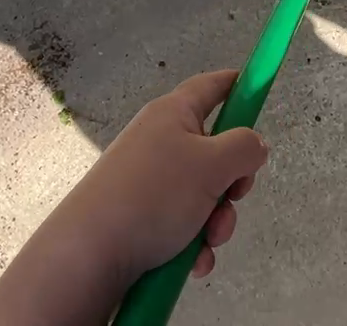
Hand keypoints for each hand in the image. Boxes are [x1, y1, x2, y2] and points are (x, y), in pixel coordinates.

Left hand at [0, 71, 267, 325]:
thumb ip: (245, 148)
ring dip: (216, 218)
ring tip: (209, 239)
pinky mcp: (138, 217)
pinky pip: (180, 222)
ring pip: (202, 193)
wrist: (86, 255)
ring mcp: (147, 181)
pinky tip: (192, 261)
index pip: (212, 86)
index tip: (259, 90)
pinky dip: (193, 241)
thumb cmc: (153, 195)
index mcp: (174, 114)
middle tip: (236, 194)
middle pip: (214, 148)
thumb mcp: (213, 165)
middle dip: (233, 179)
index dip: (238, 84)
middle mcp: (159, 141)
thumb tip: (254, 145)